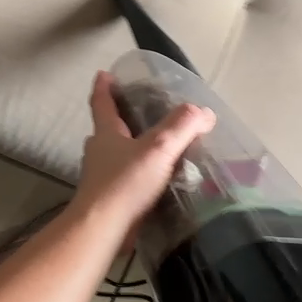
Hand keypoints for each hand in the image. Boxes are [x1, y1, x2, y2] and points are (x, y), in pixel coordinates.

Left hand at [72, 71, 214, 235]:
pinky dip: (138, 173)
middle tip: (140, 111)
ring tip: (155, 146)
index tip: (104, 74)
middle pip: (108, 128)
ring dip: (131, 147)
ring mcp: (100, 175)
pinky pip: (124, 177)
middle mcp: (98, 150)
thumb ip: (181, 127)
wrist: (103, 227)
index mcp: (105, 133)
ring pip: (115, 153)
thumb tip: (203, 111)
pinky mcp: (107, 197)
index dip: (104, 87)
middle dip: (121, 118)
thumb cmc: (125, 182)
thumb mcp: (158, 148)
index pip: (102, 102)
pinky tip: (155, 180)